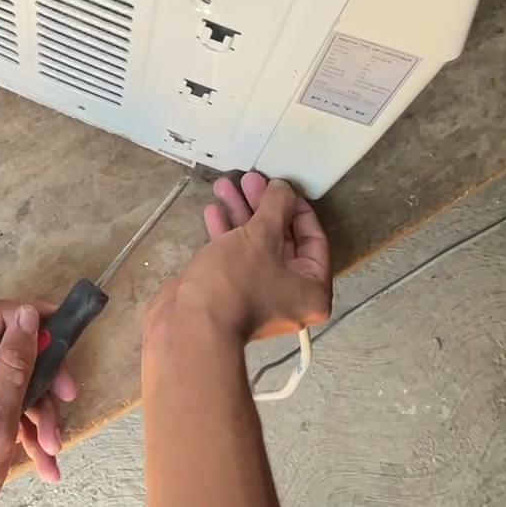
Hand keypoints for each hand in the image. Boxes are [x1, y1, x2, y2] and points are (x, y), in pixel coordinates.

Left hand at [0, 300, 78, 506]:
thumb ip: (14, 365)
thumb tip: (28, 312)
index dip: (34, 315)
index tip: (67, 330)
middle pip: (10, 350)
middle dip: (43, 377)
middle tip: (70, 395)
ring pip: (13, 381)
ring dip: (39, 412)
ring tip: (54, 450)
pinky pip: (4, 406)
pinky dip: (26, 429)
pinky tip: (46, 463)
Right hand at [155, 172, 331, 343]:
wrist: (191, 326)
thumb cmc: (235, 282)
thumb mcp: (260, 236)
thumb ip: (275, 207)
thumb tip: (283, 188)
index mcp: (311, 288)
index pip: (314, 239)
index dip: (297, 207)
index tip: (280, 186)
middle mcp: (289, 294)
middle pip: (281, 240)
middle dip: (262, 206)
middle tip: (249, 180)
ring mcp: (258, 295)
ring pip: (254, 246)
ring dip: (240, 214)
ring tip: (225, 186)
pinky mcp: (230, 293)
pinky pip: (234, 257)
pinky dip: (225, 234)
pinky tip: (213, 211)